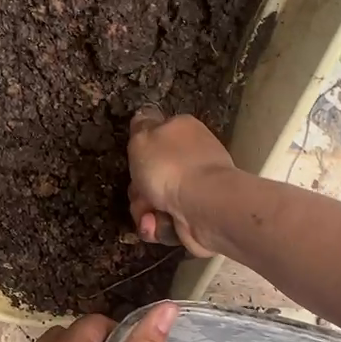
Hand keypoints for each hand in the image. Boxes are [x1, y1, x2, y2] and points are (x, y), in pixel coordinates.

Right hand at [127, 109, 235, 256]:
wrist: (204, 206)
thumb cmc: (170, 167)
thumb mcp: (143, 137)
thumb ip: (139, 126)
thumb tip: (143, 116)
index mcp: (181, 131)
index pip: (153, 139)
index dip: (139, 154)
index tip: (135, 163)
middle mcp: (190, 158)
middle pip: (149, 175)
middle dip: (139, 190)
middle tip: (143, 192)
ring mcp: (195, 188)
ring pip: (153, 201)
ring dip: (144, 211)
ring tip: (151, 214)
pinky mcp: (195, 215)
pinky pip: (165, 221)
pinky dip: (158, 225)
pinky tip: (158, 224)